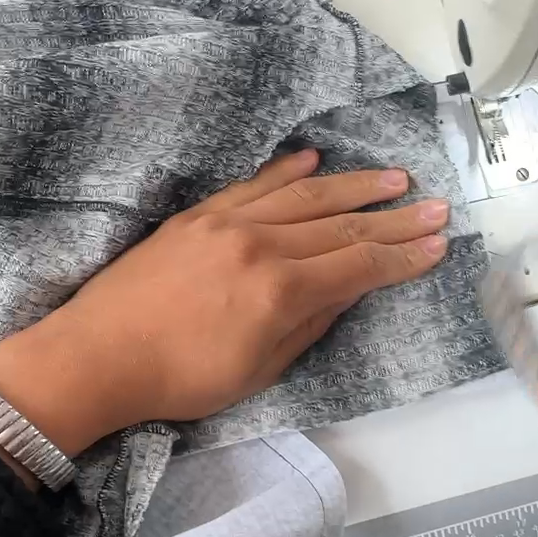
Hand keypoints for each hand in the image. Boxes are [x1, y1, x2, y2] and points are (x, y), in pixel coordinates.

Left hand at [0, 149, 449, 458]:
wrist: (99, 356)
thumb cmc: (184, 379)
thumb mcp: (260, 370)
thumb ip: (310, 325)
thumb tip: (347, 293)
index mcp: (280, 291)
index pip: (359, 266)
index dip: (404, 256)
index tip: (438, 244)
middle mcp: (261, 245)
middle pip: (343, 225)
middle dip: (396, 218)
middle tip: (437, 206)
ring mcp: (228, 221)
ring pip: (306, 196)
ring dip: (355, 185)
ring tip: (395, 177)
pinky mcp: (200, 214)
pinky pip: (255, 184)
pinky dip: (288, 170)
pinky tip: (315, 158)